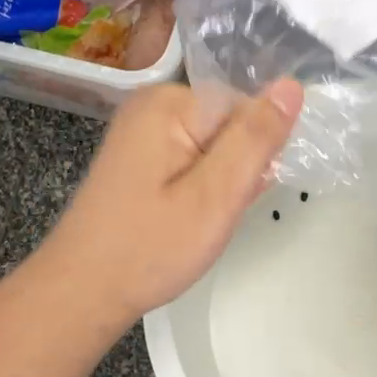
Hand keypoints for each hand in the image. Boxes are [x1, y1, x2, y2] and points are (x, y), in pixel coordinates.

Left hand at [35, 80, 304, 323]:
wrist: (83, 291)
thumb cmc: (150, 249)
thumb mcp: (215, 196)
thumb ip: (256, 139)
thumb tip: (292, 85)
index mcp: (170, 103)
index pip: (247, 107)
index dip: (256, 154)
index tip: (239, 194)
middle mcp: (153, 105)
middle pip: (231, 125)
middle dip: (238, 171)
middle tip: (214, 214)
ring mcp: (143, 132)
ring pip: (215, 149)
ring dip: (221, 186)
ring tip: (197, 220)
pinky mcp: (139, 158)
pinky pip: (192, 162)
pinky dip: (200, 191)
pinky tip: (185, 219)